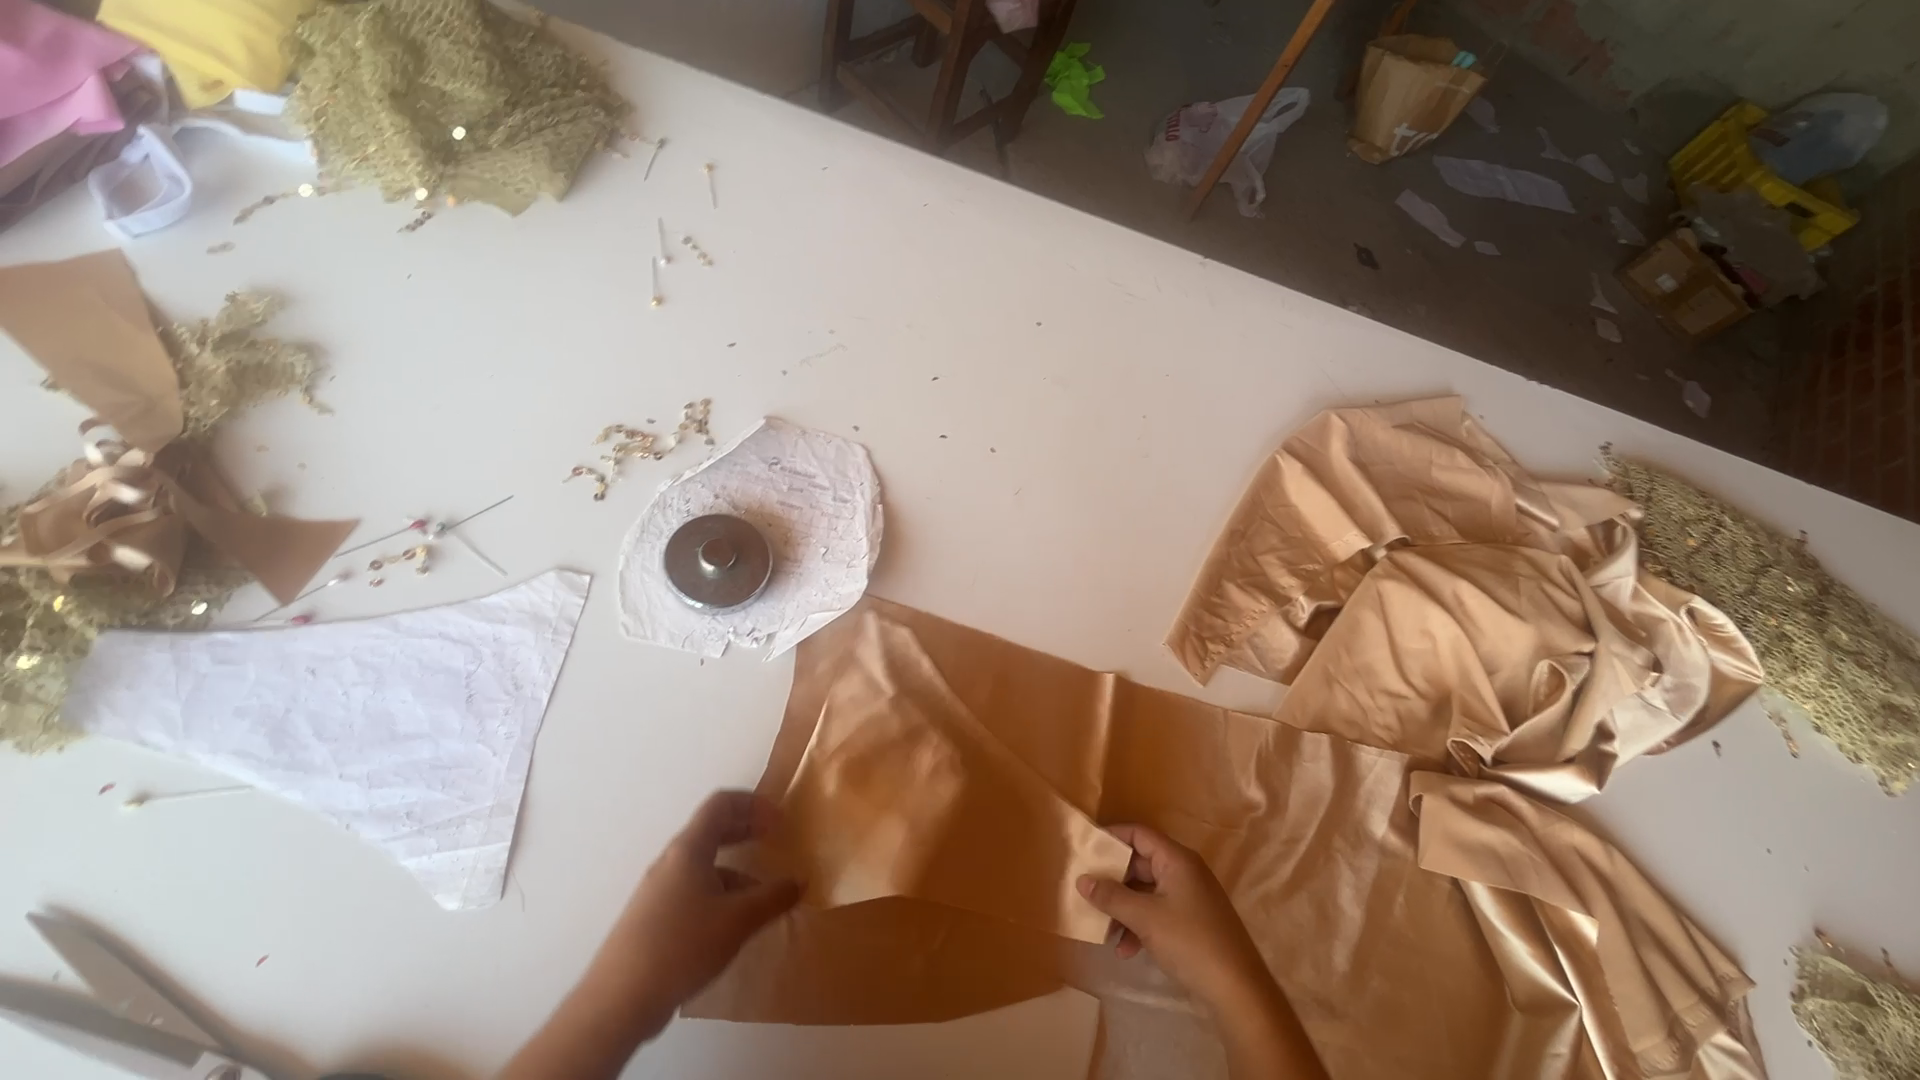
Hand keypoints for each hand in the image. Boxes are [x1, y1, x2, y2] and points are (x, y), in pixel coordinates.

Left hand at [603, 790, 801, 1020]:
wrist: (619, 1000)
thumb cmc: (681, 946)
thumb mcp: (738, 921)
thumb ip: (773, 897)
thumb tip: (799, 881)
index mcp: (688, 850)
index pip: (721, 804)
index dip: (753, 804)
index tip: (780, 820)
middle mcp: (670, 862)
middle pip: (711, 830)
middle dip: (745, 830)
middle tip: (774, 840)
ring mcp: (658, 891)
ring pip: (703, 865)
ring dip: (736, 869)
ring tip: (762, 896)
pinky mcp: (653, 918)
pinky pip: (693, 890)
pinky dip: (719, 893)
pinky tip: (733, 925)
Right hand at [1076, 824, 1271, 1010]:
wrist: (1237, 990)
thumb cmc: (1190, 941)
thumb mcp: (1145, 917)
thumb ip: (1111, 896)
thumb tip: (1082, 880)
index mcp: (1177, 860)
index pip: (1139, 834)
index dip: (1112, 837)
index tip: (1085, 848)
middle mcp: (1184, 872)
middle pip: (1140, 864)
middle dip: (1113, 880)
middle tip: (1086, 892)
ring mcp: (1189, 898)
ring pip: (1146, 892)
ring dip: (1123, 908)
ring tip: (1104, 931)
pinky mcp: (1192, 922)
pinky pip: (1157, 912)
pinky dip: (1139, 925)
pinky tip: (1126, 950)